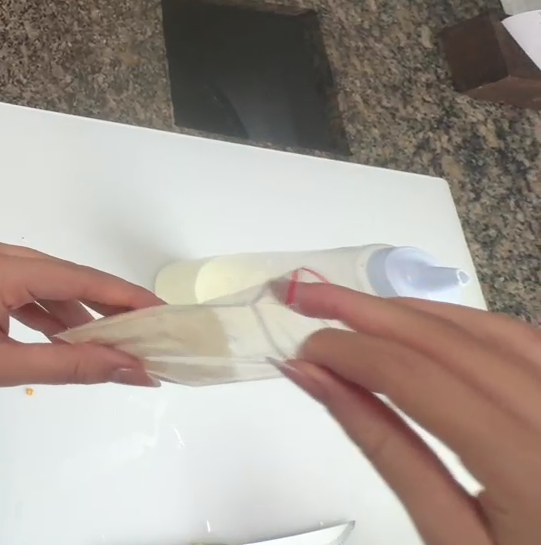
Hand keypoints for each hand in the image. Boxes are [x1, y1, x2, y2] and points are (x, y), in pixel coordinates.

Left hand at [0, 232, 163, 391]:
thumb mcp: (3, 365)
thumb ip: (73, 364)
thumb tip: (132, 368)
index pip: (76, 277)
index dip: (124, 297)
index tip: (166, 315)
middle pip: (59, 273)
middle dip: (102, 305)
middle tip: (146, 338)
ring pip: (36, 278)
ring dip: (69, 309)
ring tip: (109, 346)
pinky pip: (12, 281)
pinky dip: (38, 306)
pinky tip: (60, 334)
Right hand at [280, 283, 540, 544]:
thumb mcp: (455, 539)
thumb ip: (384, 447)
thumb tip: (306, 373)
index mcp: (534, 474)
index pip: (416, 378)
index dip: (346, 350)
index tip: (298, 351)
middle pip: (455, 345)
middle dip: (366, 310)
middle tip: (299, 295)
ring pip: (502, 334)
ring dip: (418, 312)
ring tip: (357, 309)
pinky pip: (537, 349)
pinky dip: (474, 329)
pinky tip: (431, 330)